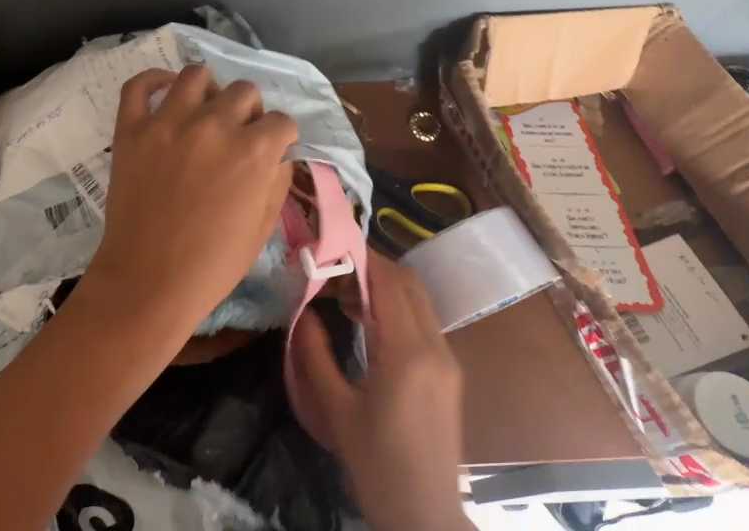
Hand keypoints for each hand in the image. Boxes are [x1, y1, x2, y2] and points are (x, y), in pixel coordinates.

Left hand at [79, 64, 298, 334]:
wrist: (149, 281)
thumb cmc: (212, 265)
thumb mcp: (263, 228)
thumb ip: (275, 182)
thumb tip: (277, 155)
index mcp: (253, 152)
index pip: (280, 121)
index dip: (280, 136)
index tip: (272, 148)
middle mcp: (213, 125)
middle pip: (244, 91)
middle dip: (249, 111)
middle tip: (238, 134)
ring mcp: (168, 122)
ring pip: (197, 75)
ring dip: (209, 91)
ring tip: (204, 112)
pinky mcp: (131, 128)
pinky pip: (139, 84)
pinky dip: (153, 81)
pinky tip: (165, 91)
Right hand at [293, 255, 469, 530]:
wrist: (425, 516)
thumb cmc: (376, 464)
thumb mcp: (334, 408)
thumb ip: (314, 352)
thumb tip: (300, 309)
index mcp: (407, 352)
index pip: (388, 281)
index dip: (358, 255)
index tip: (325, 245)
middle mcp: (435, 347)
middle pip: (408, 283)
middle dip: (369, 265)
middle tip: (329, 266)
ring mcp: (447, 360)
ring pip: (418, 301)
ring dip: (382, 286)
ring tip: (340, 291)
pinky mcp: (448, 374)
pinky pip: (422, 322)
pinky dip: (394, 308)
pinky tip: (365, 321)